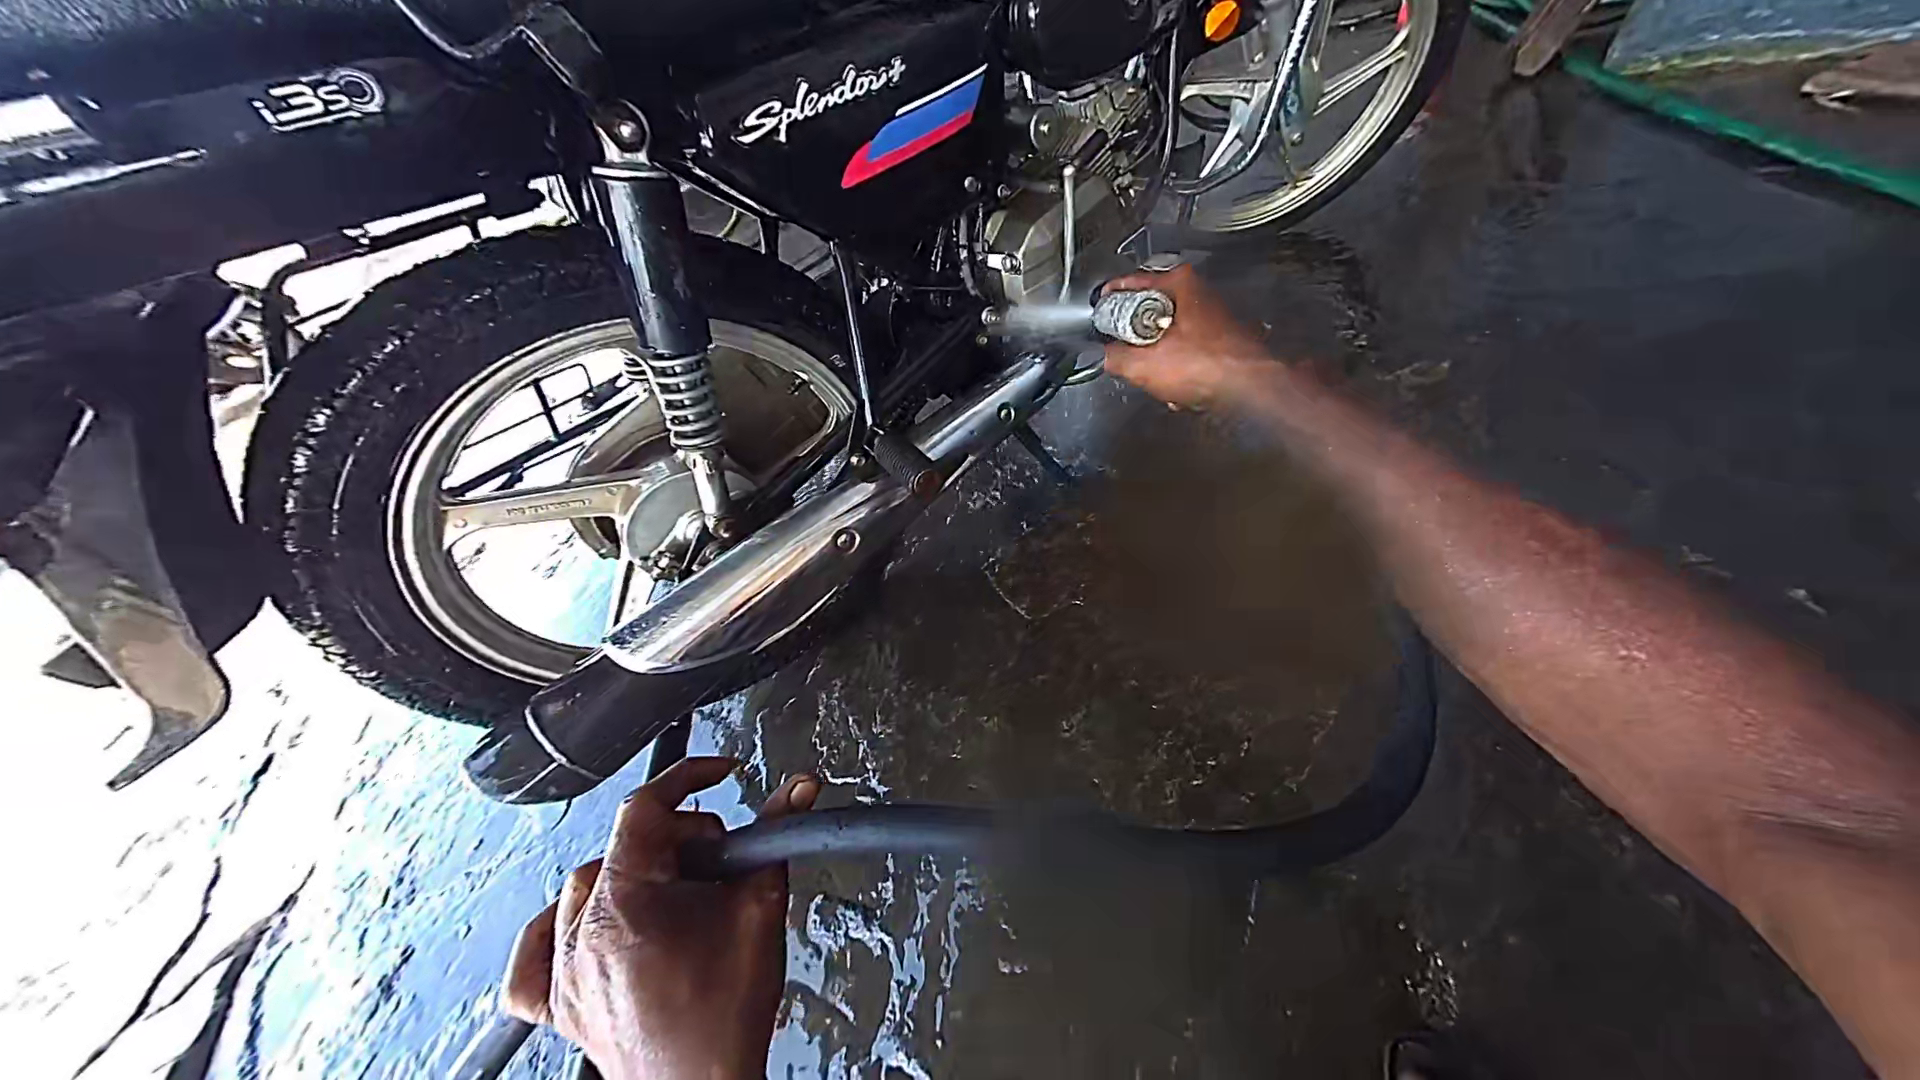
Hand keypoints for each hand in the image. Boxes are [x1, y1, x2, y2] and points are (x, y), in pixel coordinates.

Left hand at [503, 757, 820, 1079]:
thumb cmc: (727, 1014)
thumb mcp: (762, 905)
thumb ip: (775, 835)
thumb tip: (797, 791)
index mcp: (627, 901)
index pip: (647, 807)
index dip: (688, 778)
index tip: (718, 774)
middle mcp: (583, 932)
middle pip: (626, 844)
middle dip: (681, 837)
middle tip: (719, 859)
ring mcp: (564, 971)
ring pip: (584, 884)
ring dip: (633, 872)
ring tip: (676, 891)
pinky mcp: (558, 1005)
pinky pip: (530, 956)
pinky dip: (555, 928)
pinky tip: (586, 922)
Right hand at [1102, 264, 1277, 409]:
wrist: (1250, 388)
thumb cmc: (1209, 366)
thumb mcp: (1143, 365)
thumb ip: (1113, 357)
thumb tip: (1105, 355)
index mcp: (1179, 283)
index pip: (1129, 283)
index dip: (1109, 301)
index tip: (1098, 311)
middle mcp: (1197, 293)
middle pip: (1146, 312)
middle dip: (1134, 339)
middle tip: (1127, 355)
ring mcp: (1209, 316)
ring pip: (1164, 335)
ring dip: (1156, 359)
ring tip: (1158, 376)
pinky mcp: (1217, 339)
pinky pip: (1182, 351)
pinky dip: (1176, 368)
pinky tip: (1178, 387)